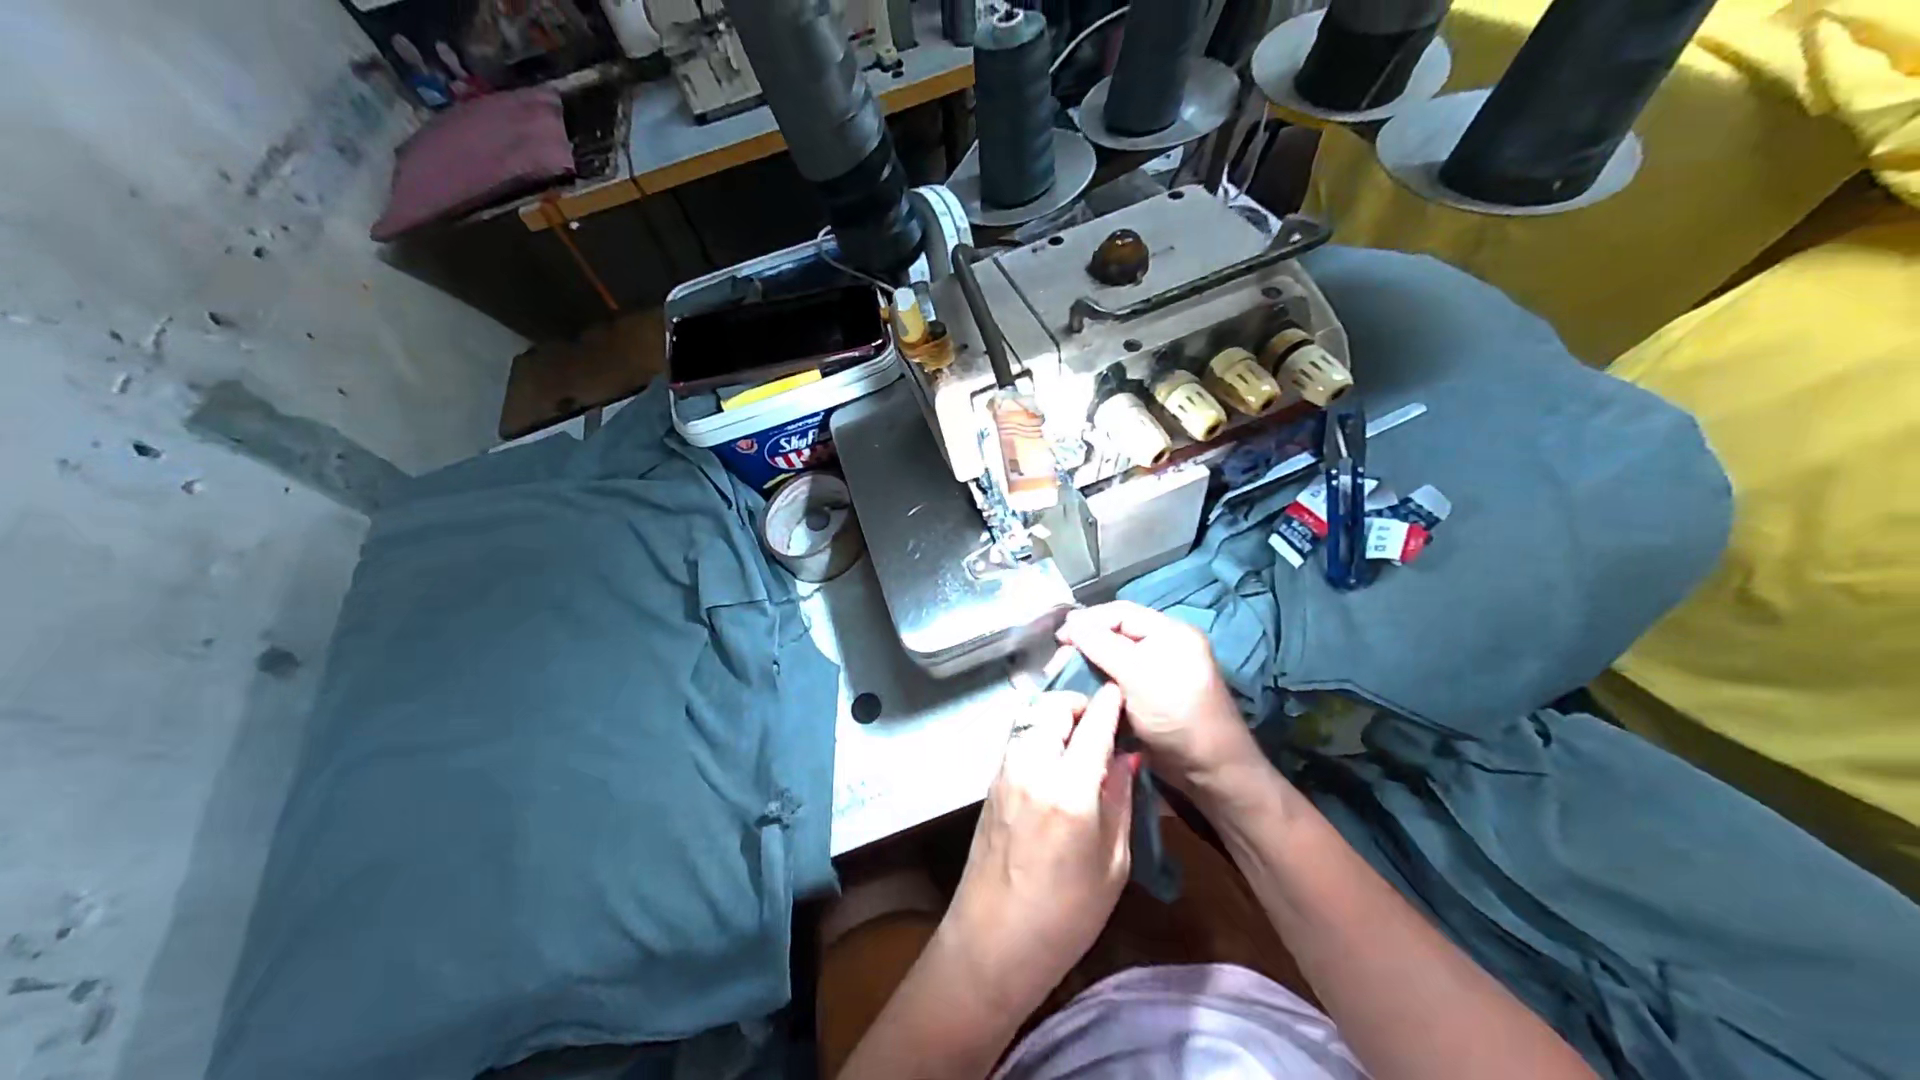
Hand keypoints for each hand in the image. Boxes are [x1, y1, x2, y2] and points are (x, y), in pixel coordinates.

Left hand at [942, 686, 1133, 1016]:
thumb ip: (1119, 799)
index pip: (1092, 725)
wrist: (992, 942)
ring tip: (1079, 734)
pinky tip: (1055, 754)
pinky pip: (1018, 738)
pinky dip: (1038, 731)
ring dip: (1055, 714)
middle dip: (1078, 702)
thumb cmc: (1066, 915)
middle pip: (1052, 707)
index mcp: (1069, 790)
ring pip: (1030, 718)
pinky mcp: (991, 783)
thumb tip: (1125, 756)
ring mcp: (1005, 772)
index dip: (1109, 703)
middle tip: (1099, 720)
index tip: (1120, 690)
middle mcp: (1032, 768)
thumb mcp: (1113, 864)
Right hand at [1058, 602, 1261, 795]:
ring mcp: (1157, 673)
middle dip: (1085, 644)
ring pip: (1113, 659)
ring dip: (1088, 665)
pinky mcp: (1149, 697)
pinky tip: (1080, 690)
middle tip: (1058, 661)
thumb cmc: (1175, 714)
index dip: (1087, 620)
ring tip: (1063, 675)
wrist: (1208, 769)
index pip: (1121, 612)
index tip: (1059, 636)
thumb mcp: (1137, 673)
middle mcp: (1164, 646)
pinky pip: (1117, 681)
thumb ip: (1102, 645)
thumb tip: (1071, 625)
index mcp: (1170, 632)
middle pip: (1115, 634)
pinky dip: (1098, 683)